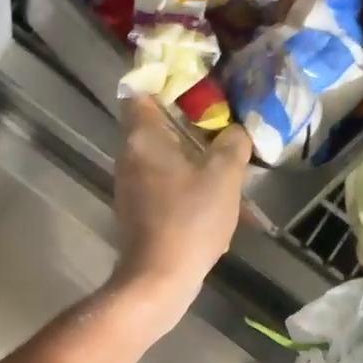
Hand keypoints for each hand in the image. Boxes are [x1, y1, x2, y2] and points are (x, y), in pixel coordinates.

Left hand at [108, 98, 252, 319]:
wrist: (159, 280)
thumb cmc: (189, 220)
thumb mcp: (223, 176)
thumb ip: (232, 144)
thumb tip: (235, 132)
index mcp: (142, 139)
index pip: (139, 92)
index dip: (163, 82)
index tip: (193, 84)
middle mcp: (127, 158)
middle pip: (154, 127)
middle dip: (187, 125)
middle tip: (221, 125)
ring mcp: (128, 189)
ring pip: (161, 160)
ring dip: (189, 160)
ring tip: (223, 165)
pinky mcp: (136, 214)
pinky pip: (162, 188)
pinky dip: (184, 188)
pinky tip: (211, 202)